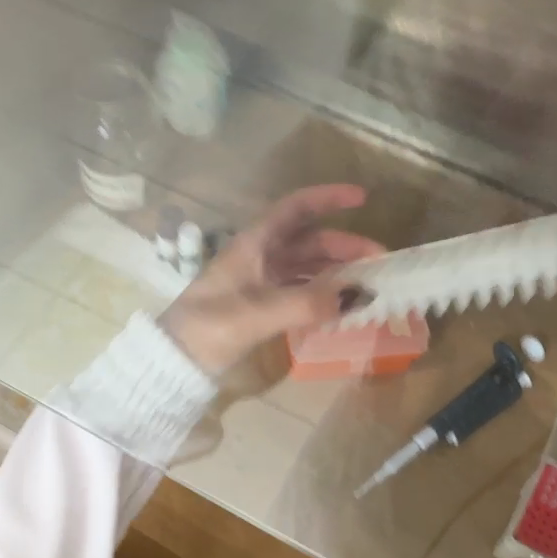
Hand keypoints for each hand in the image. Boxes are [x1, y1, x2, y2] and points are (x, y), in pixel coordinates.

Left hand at [158, 185, 383, 372]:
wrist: (176, 359)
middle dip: (345, 247)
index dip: (328, 199)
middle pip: (309, 242)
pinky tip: (340, 309)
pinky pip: (298, 293)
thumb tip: (358, 295)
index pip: (295, 209)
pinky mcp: (259, 307)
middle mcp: (259, 257)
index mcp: (254, 244)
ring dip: (336, 274)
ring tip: (367, 287)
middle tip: (380, 262)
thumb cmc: (211, 326)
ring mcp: (259, 283)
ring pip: (306, 269)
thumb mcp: (260, 312)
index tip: (363, 198)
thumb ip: (309, 303)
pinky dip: (321, 296)